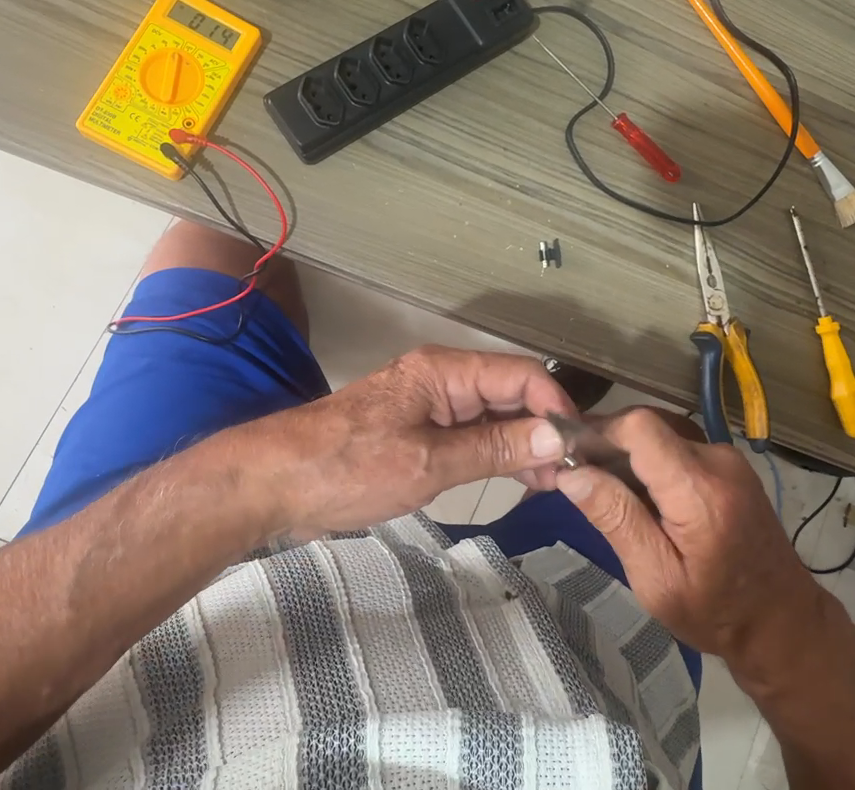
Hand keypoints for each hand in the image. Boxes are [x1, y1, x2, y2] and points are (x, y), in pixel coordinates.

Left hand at [242, 346, 577, 539]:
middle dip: (543, 428)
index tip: (582, 449)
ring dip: (522, 444)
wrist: (271, 484)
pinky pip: (469, 434)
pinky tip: (516, 478)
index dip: (556, 407)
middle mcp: (442, 380)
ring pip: (492, 415)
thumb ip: (495, 448)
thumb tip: (557, 436)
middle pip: (510, 393)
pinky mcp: (416, 432)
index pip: (522, 375)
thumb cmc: (348, 468)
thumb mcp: (428, 463)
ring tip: (553, 484)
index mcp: (445, 372)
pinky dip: (495, 453)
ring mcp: (428, 406)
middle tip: (573, 476)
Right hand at [555, 408, 823, 662]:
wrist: (781, 620)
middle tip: (576, 476)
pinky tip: (634, 491)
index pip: (641, 427)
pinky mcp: (727, 463)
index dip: (599, 432)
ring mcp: (726, 458)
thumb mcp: (657, 580)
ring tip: (600, 486)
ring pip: (659, 432)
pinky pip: (676, 444)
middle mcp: (718, 460)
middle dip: (607, 443)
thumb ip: (617, 520)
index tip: (568, 455)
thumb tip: (571, 473)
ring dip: (626, 451)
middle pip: (647, 425)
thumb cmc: (716, 612)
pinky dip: (648, 458)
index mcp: (701, 490)